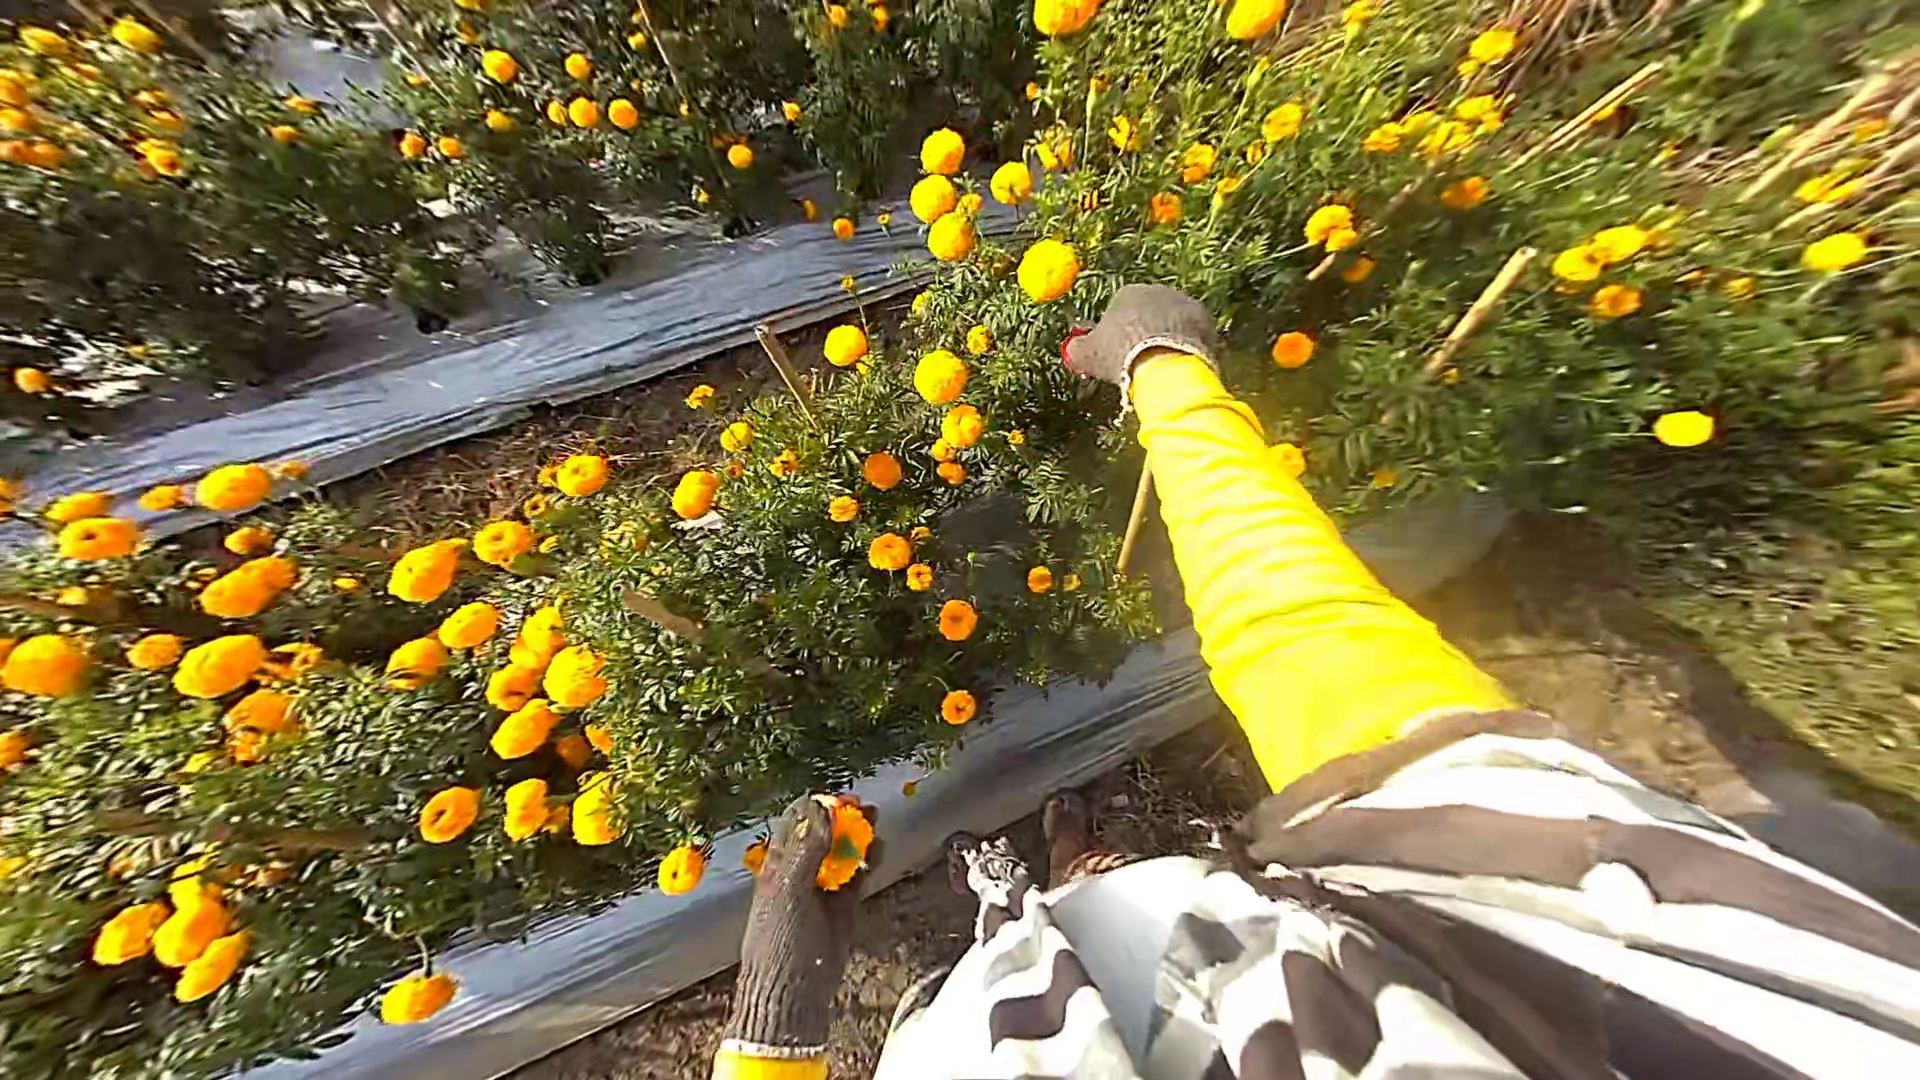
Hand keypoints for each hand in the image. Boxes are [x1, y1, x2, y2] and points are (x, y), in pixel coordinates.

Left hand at [721, 795, 878, 1054]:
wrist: (793, 997)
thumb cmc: (779, 943)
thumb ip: (807, 849)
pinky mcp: (844, 903)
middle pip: (824, 831)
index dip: (816, 807)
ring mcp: (824, 886)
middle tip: (860, 804)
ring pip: (844, 849)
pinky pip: (859, 872)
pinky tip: (879, 847)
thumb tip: (824, 808)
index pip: (796, 822)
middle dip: (842, 815)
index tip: (836, 797)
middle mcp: (801, 870)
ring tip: (874, 817)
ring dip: (859, 832)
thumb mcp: (788, 891)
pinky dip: (870, 858)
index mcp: (779, 864)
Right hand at [1063, 284, 1220, 387]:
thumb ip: (1076, 348)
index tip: (1115, 354)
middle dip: (1143, 334)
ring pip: (1171, 324)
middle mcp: (1158, 291)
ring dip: (1166, 340)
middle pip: (1148, 314)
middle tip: (1137, 362)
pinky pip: (1191, 335)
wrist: (1163, 362)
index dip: (1116, 334)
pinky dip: (1185, 348)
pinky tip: (1177, 368)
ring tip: (1159, 367)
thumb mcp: (1087, 354)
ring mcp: (1185, 303)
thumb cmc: (1119, 355)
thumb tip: (1071, 347)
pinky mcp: (1206, 321)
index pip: (1119, 310)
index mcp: (1128, 293)